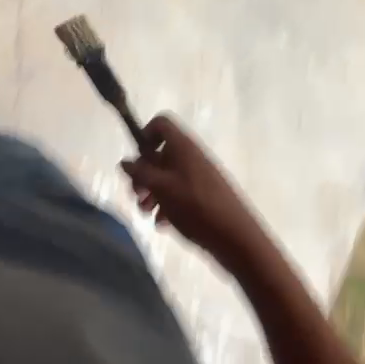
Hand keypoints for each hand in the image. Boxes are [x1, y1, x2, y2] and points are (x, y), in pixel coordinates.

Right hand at [121, 115, 264, 264]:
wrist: (239, 242)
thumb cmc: (196, 207)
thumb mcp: (160, 188)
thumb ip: (138, 173)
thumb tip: (125, 162)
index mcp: (182, 147)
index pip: (160, 123)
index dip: (145, 134)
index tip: (138, 157)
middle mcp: (192, 157)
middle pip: (160, 154)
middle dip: (143, 173)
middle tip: (135, 192)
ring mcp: (201, 178)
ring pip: (168, 176)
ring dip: (152, 192)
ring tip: (145, 212)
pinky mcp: (207, 198)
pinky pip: (180, 193)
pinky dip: (167, 204)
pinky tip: (161, 223)